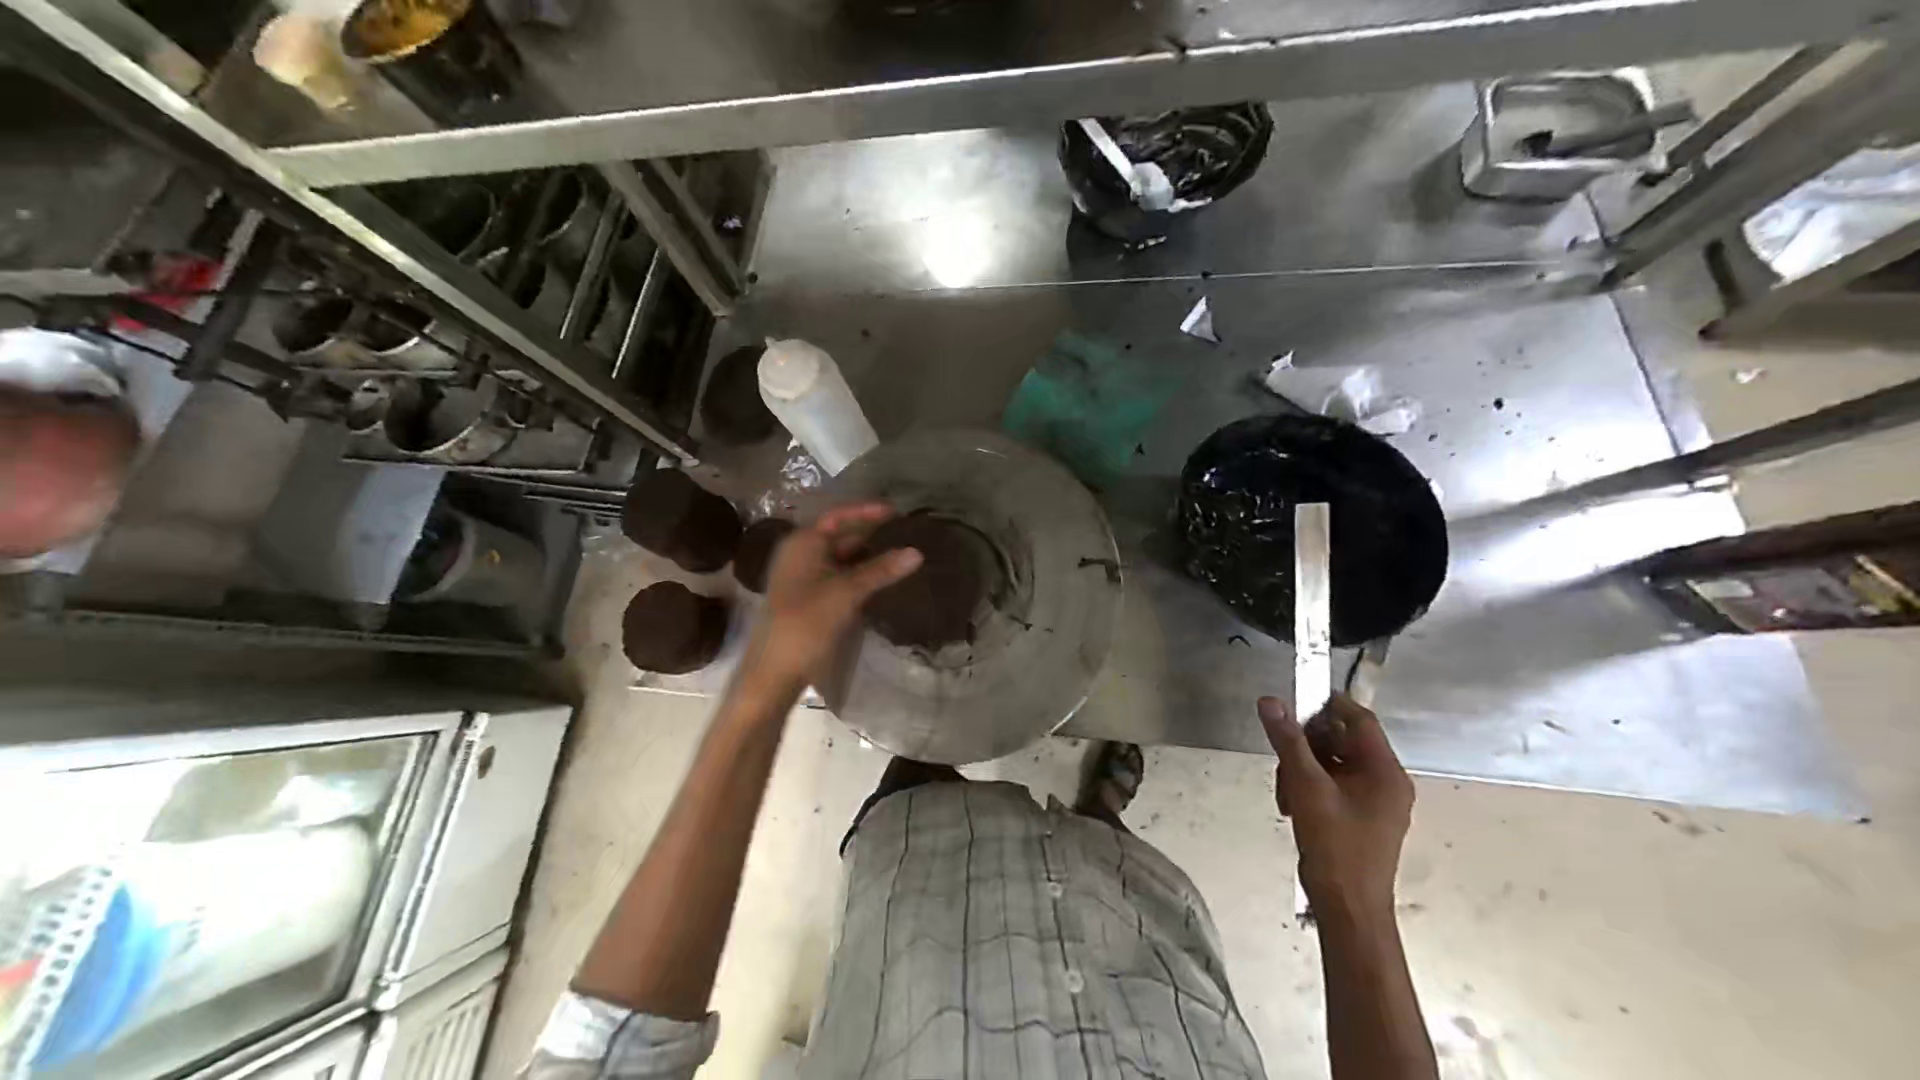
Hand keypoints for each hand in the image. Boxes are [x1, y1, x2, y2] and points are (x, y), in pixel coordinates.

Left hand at [747, 502, 922, 686]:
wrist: (776, 670)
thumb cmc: (807, 622)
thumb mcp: (847, 592)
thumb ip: (881, 570)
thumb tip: (917, 552)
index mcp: (802, 543)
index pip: (837, 516)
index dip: (866, 511)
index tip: (896, 510)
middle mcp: (800, 554)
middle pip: (840, 535)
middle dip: (871, 534)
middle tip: (906, 532)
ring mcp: (804, 577)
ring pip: (841, 558)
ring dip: (868, 556)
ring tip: (901, 554)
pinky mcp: (809, 598)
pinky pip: (839, 576)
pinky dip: (860, 574)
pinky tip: (882, 579)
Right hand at [1257, 693, 1414, 916]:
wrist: (1348, 908)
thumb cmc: (1335, 846)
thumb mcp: (1307, 787)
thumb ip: (1289, 741)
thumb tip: (1270, 701)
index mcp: (1385, 772)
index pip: (1360, 718)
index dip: (1327, 705)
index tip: (1292, 704)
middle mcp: (1386, 782)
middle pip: (1342, 740)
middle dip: (1306, 745)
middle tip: (1282, 759)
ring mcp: (1374, 801)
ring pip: (1332, 763)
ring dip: (1302, 769)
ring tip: (1286, 793)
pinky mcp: (1360, 816)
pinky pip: (1332, 784)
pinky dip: (1309, 787)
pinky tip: (1292, 806)